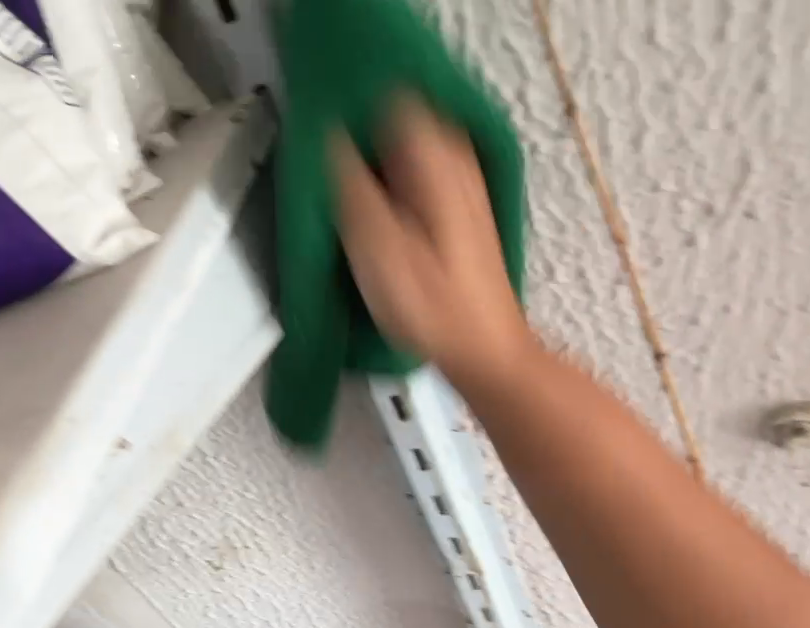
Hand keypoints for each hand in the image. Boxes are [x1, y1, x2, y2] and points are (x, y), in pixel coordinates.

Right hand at [332, 96, 533, 376]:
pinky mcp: (460, 216)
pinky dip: (394, 190)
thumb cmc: (436, 310)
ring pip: (406, 151)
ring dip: (376, 167)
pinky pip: (418, 180)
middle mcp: (456, 161)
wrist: (485, 352)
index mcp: (435, 157)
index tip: (324, 139)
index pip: (386, 94)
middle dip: (361, 138)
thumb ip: (348, 185)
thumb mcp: (376, 247)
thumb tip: (328, 138)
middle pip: (396, 120)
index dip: (349, 110)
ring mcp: (462, 188)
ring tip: (351, 202)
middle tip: (333, 177)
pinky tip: (379, 222)